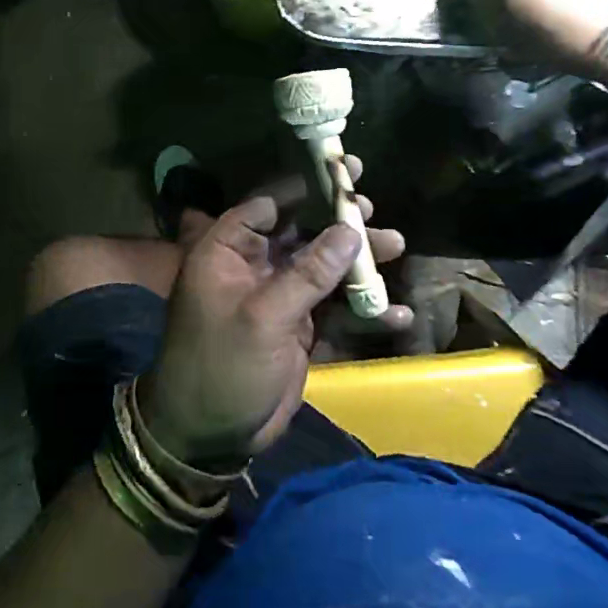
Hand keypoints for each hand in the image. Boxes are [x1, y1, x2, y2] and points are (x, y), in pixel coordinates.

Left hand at [139, 188, 409, 467]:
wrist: (209, 432)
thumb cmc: (222, 365)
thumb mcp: (262, 317)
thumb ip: (307, 274)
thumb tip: (349, 230)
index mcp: (226, 254)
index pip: (264, 207)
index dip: (302, 190)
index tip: (342, 174)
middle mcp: (251, 269)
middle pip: (299, 234)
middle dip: (336, 222)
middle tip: (372, 207)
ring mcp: (276, 300)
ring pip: (321, 269)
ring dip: (357, 261)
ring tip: (398, 246)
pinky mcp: (297, 330)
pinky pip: (333, 310)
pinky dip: (361, 310)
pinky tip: (396, 313)